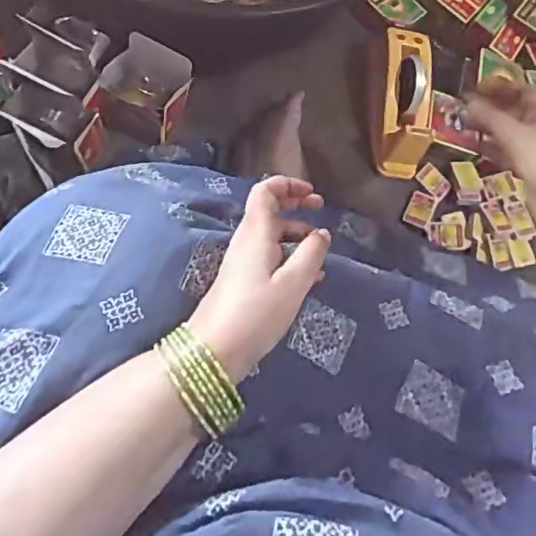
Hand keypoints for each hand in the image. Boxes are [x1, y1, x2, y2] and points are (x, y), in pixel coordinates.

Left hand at [188, 176, 330, 381]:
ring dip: (297, 234)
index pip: (265, 191)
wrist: (214, 350)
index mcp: (256, 232)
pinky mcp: (244, 279)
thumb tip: (322, 233)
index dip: (288, 185)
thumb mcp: (293, 284)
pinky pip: (270, 255)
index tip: (312, 193)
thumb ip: (311, 254)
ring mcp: (243, 260)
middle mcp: (247, 240)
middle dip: (295, 203)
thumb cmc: (255, 313)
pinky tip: (309, 276)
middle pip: (269, 208)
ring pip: (272, 234)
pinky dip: (290, 256)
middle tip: (320, 208)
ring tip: (321, 250)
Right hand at [466, 83, 535, 224]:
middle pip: (516, 111)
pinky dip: (491, 147)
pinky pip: (507, 151)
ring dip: (488, 128)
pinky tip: (474, 146)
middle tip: (465, 108)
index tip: (478, 88)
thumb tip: (467, 101)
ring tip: (463, 125)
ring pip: (509, 132)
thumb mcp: (516, 135)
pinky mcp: (529, 169)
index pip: (525, 90)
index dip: (502, 87)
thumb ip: (490, 117)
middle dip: (491, 107)